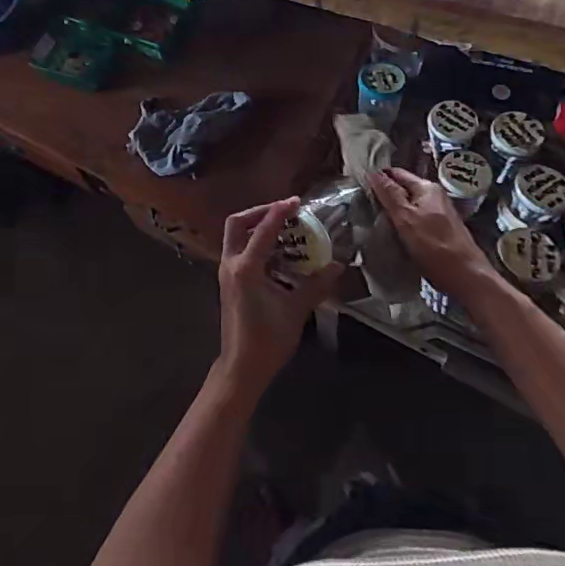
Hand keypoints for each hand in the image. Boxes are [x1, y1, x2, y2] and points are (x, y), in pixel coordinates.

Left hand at [213, 198, 341, 399]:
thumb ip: (316, 284)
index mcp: (245, 268)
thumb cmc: (268, 339)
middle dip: (259, 212)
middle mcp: (230, 263)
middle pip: (237, 224)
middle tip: (284, 211)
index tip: (296, 201)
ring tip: (283, 227)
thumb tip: (338, 265)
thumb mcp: (296, 309)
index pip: (262, 230)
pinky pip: (238, 250)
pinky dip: (254, 243)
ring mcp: (226, 272)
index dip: (279, 212)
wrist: (242, 364)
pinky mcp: (228, 280)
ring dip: (255, 226)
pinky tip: (276, 251)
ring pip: (235, 236)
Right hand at [369, 167, 504, 304]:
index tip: (358, 188)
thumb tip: (372, 173)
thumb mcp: (405, 217)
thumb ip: (389, 194)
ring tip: (372, 218)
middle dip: (383, 195)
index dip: (377, 178)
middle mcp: (434, 195)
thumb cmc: (433, 246)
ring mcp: (438, 212)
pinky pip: (414, 217)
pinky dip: (402, 222)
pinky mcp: (439, 228)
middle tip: (361, 205)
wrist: (466, 276)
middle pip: (402, 188)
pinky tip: (392, 231)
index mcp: (427, 188)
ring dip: (392, 210)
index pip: (396, 173)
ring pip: (408, 204)